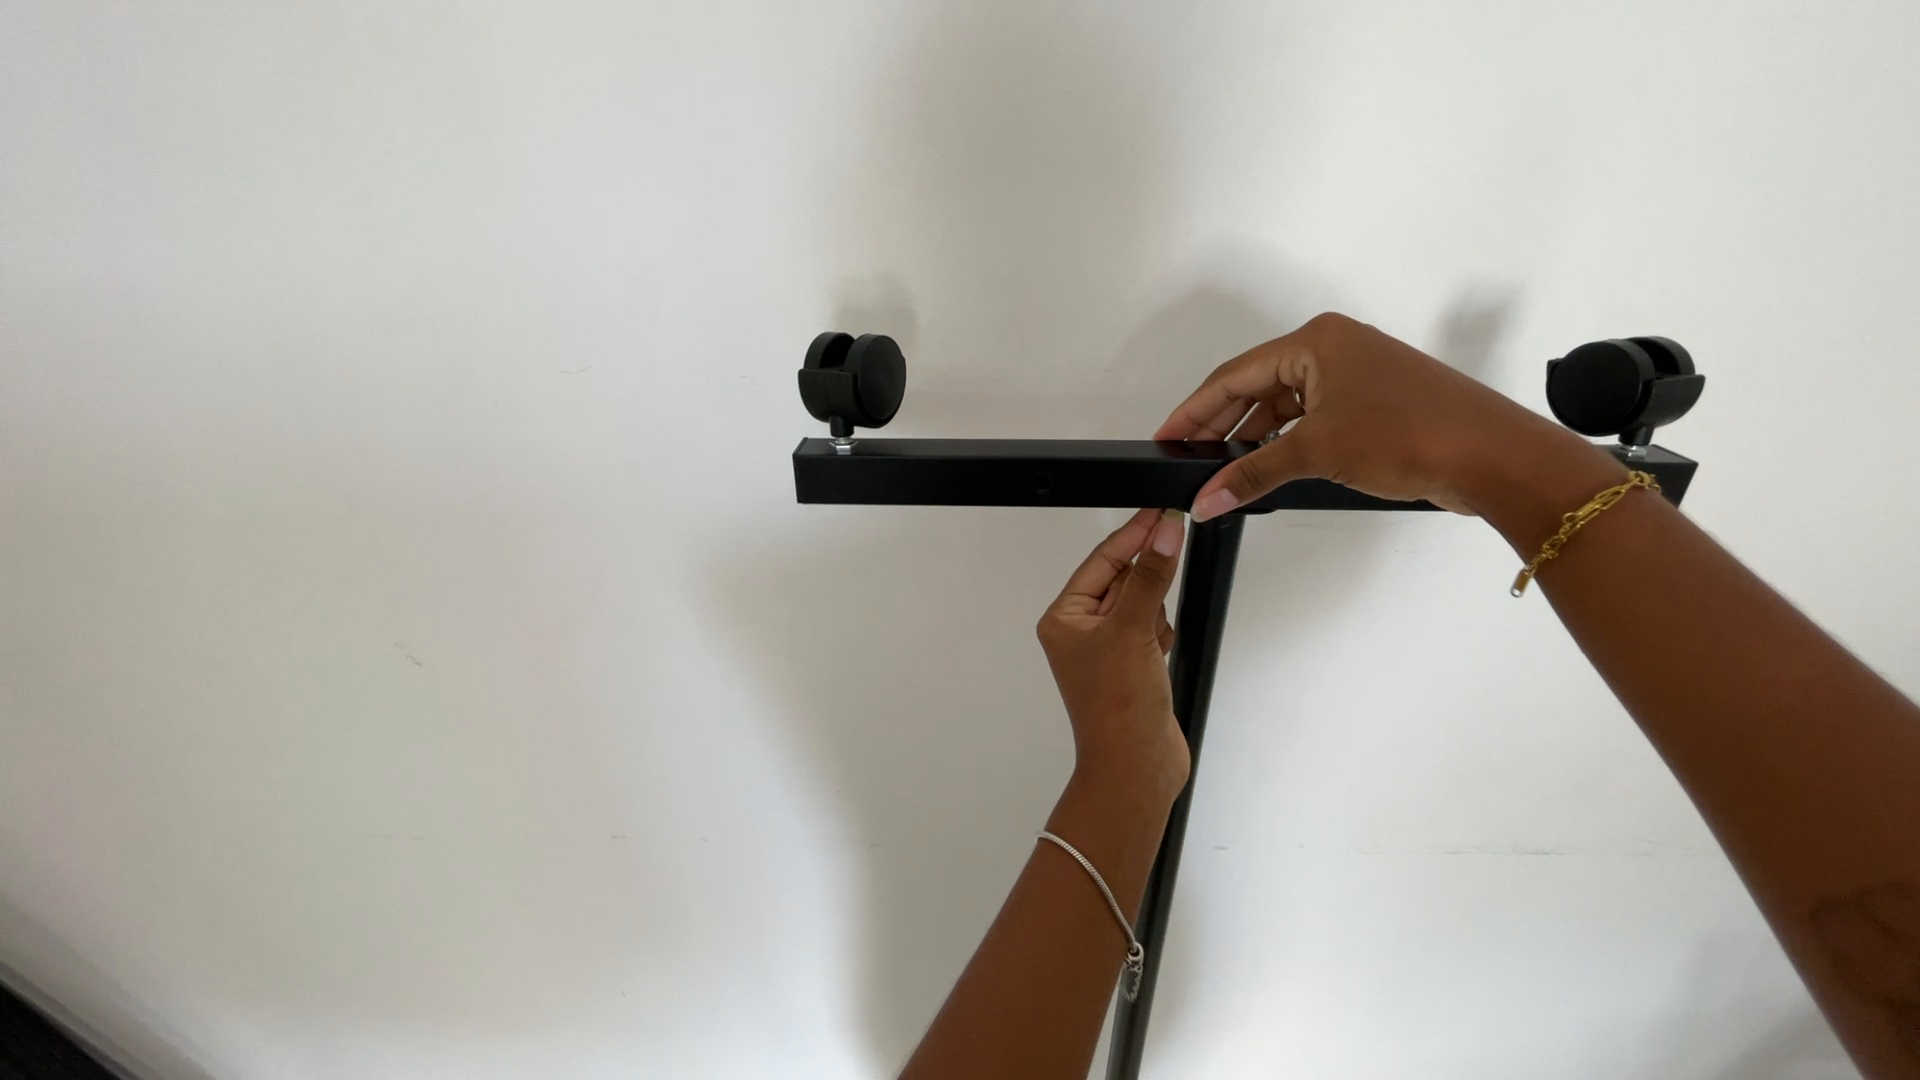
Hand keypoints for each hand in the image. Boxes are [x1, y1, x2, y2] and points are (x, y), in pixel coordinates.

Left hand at [1036, 509, 1188, 798]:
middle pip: (1125, 580)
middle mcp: (1081, 631)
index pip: (1102, 561)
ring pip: (1143, 604)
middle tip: (1152, 608)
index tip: (1162, 513)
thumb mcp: (1132, 631)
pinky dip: (1161, 637)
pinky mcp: (1132, 665)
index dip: (1134, 536)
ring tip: (1148, 651)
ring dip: (1155, 619)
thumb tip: (1164, 534)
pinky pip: (1153, 629)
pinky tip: (1157, 661)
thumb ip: (1150, 578)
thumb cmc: (1116, 710)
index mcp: (1063, 618)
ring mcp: (1107, 649)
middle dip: (1146, 592)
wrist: (1137, 767)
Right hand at [1156, 312, 1621, 520]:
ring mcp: (1353, 375)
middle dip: (1218, 424)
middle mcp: (1333, 349)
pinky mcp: (1369, 403)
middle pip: (1254, 387)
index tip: (1166, 436)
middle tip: (1185, 456)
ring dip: (1250, 435)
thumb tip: (1207, 498)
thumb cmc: (1416, 434)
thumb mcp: (1315, 452)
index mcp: (1316, 342)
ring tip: (1221, 467)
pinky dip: (1282, 440)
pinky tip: (1265, 463)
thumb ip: (1251, 474)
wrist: (1494, 458)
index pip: (1233, 376)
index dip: (1193, 411)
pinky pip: (1307, 417)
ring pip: (1281, 404)